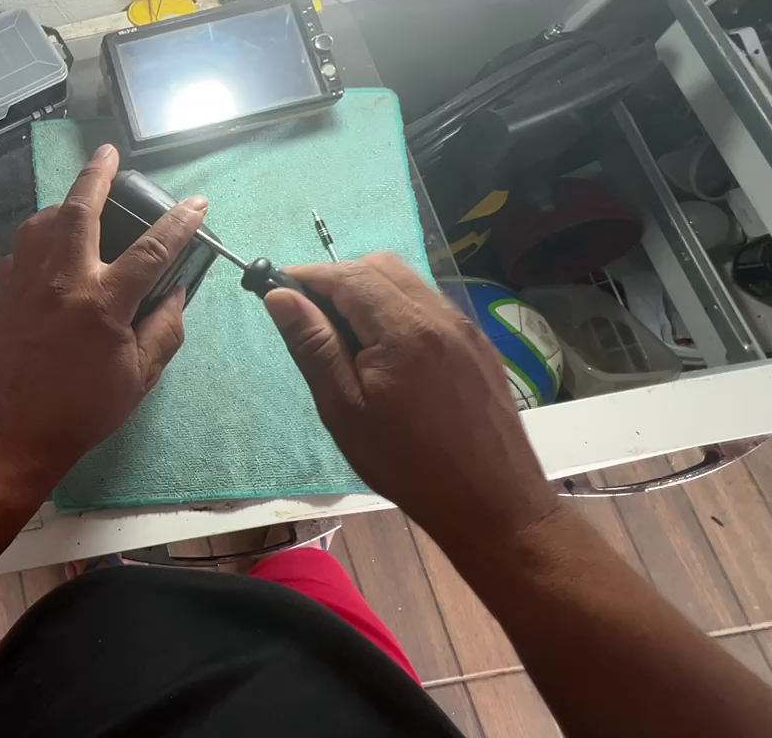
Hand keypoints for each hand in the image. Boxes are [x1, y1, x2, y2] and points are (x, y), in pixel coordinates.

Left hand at [0, 145, 206, 489]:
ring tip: (79, 196)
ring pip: (42, 221)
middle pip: (79, 211)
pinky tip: (50, 238)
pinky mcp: (5, 289)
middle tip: (108, 152)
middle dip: (96, 175)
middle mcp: (62, 279)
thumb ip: (164, 329)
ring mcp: (27, 280)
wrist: (16, 427)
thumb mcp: (139, 376)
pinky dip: (40, 232)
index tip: (195, 201)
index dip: (177, 222)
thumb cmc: (83, 407)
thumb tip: (176, 292)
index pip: (150, 250)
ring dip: (63, 202)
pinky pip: (23, 245)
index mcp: (101, 302)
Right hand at [263, 253, 560, 549]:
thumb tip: (280, 297)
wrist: (494, 506)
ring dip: (364, 289)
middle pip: (378, 265)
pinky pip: (425, 301)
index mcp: (404, 329)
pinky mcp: (475, 343)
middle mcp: (438, 315)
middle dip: (336, 278)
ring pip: (404, 279)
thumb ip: (312, 344)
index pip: (347, 274)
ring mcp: (463, 327)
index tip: (277, 293)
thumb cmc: (407, 462)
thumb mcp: (343, 407)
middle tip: (309, 316)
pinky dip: (392, 305)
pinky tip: (381, 348)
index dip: (306, 276)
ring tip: (343, 334)